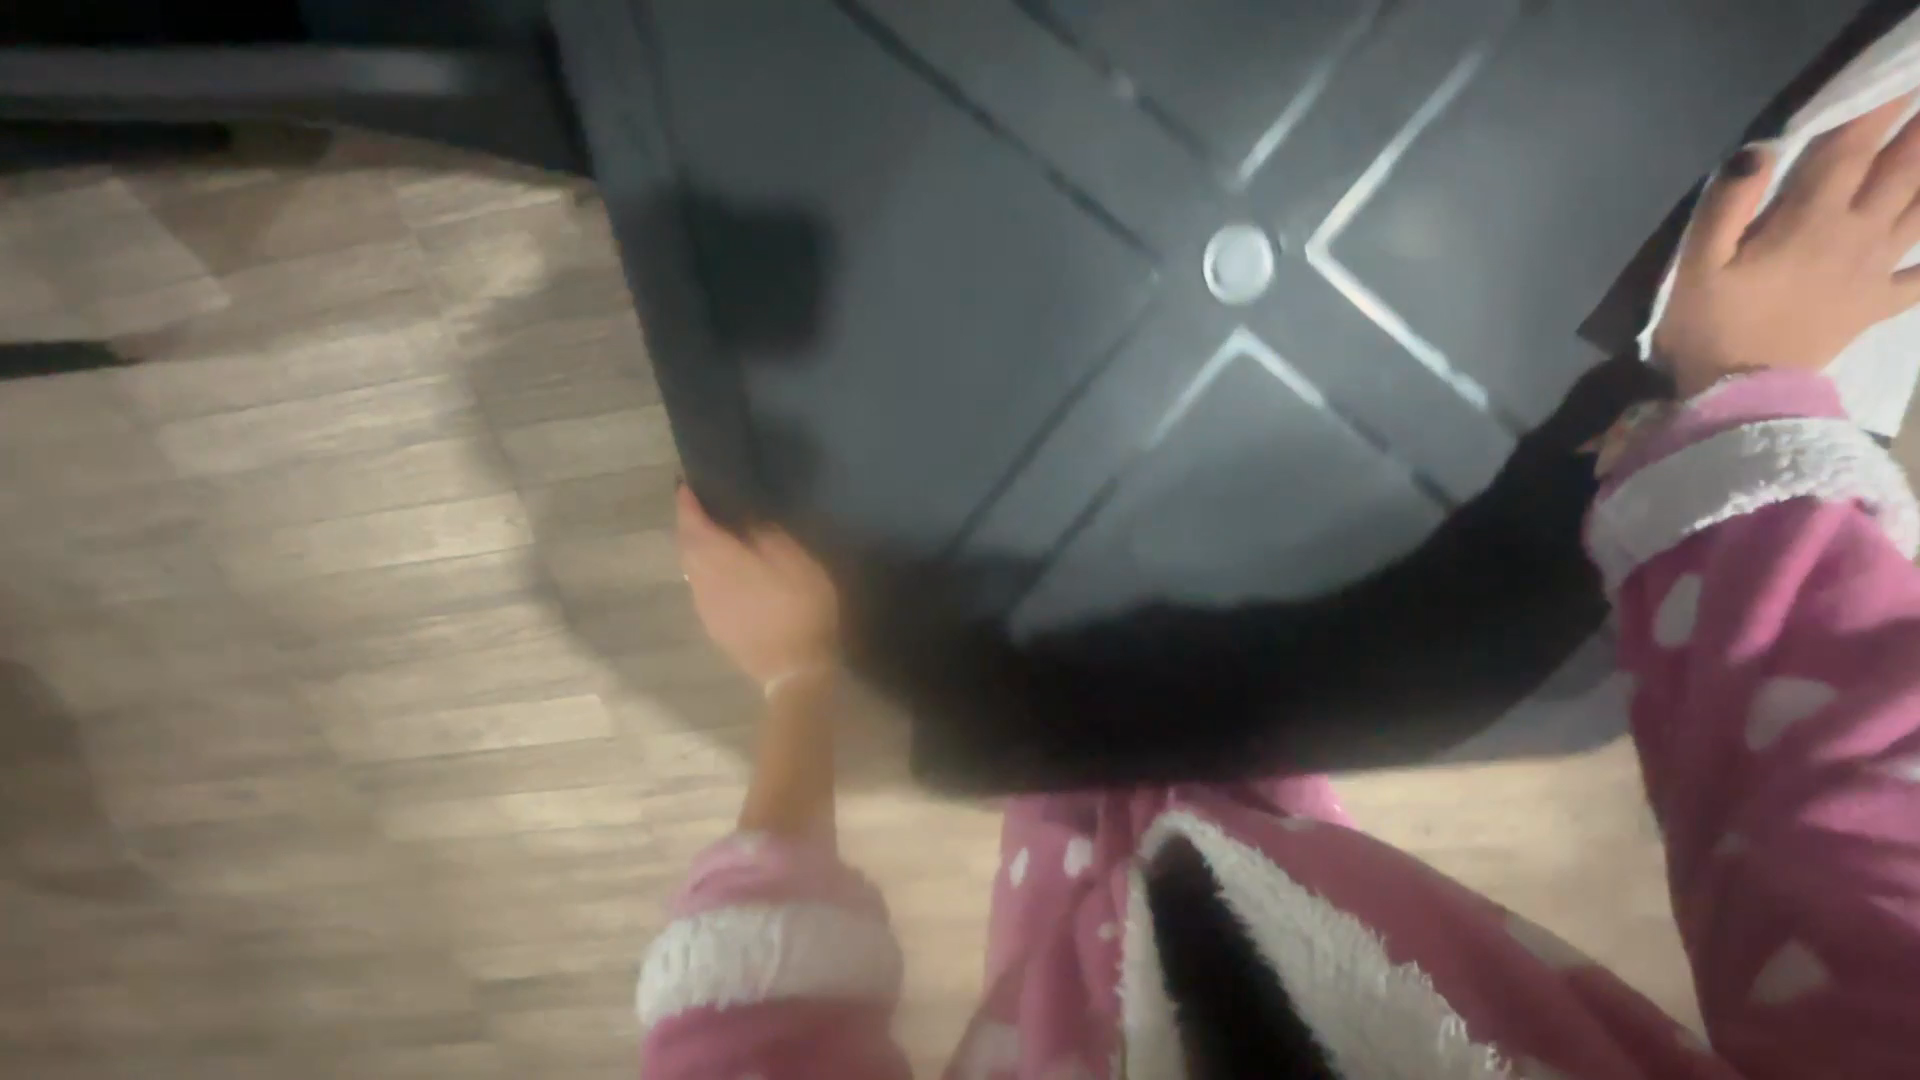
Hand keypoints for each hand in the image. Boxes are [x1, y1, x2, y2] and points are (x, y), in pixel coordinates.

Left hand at [676, 485, 840, 684]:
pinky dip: (702, 571)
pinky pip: (699, 587)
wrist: (793, 668)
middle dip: (688, 525)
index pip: (694, 524)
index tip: (684, 485)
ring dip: (693, 549)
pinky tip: (719, 572)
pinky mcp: (713, 625)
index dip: (688, 504)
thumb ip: (769, 536)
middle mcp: (704, 580)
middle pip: (686, 546)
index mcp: (723, 560)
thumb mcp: (798, 563)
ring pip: (690, 569)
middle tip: (696, 508)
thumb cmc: (801, 609)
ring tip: (708, 536)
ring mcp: (706, 606)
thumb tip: (747, 520)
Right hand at [1656, 94, 1919, 395]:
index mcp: (1809, 221)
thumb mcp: (1694, 268)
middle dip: (1919, 131)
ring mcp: (1876, 268)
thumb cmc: (1707, 327)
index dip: (1871, 111)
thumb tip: (1758, 149)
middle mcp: (1857, 233)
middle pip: (1904, 167)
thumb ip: (1725, 207)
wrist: (1741, 391)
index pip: (1847, 151)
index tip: (1890, 80)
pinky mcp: (1878, 302)